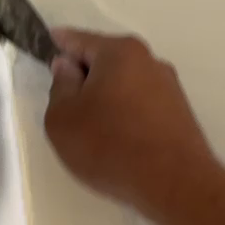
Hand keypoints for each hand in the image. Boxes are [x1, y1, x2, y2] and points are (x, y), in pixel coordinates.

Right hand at [44, 29, 218, 215]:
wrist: (174, 184)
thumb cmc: (109, 145)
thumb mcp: (62, 118)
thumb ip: (59, 87)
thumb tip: (68, 69)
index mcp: (119, 52)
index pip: (79, 40)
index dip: (58, 43)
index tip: (46, 45)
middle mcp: (149, 61)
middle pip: (104, 61)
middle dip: (82, 75)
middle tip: (62, 102)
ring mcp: (168, 87)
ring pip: (123, 84)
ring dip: (104, 97)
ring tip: (89, 129)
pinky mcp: (179, 113)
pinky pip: (139, 104)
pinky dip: (123, 114)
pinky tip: (115, 140)